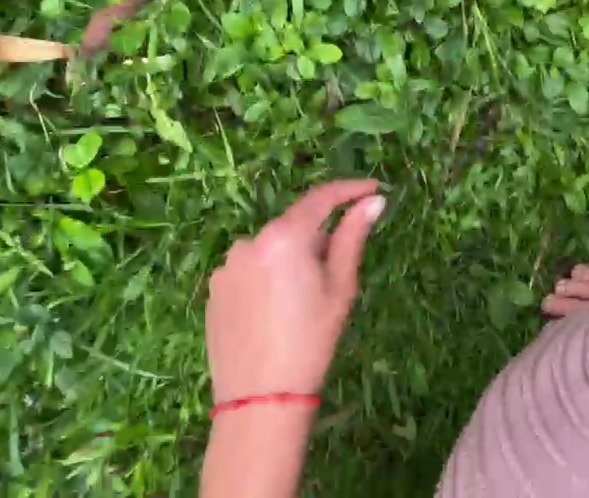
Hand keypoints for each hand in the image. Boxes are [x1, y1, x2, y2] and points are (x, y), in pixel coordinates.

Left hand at [206, 180, 384, 404]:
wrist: (260, 399)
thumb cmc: (311, 338)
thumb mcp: (341, 285)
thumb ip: (353, 236)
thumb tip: (373, 200)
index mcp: (284, 237)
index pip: (322, 198)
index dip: (350, 190)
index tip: (373, 189)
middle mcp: (250, 242)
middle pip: (295, 224)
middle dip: (320, 235)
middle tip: (339, 267)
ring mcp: (227, 266)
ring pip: (272, 247)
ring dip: (292, 256)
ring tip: (305, 295)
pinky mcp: (215, 290)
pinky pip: (251, 268)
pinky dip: (269, 275)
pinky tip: (278, 308)